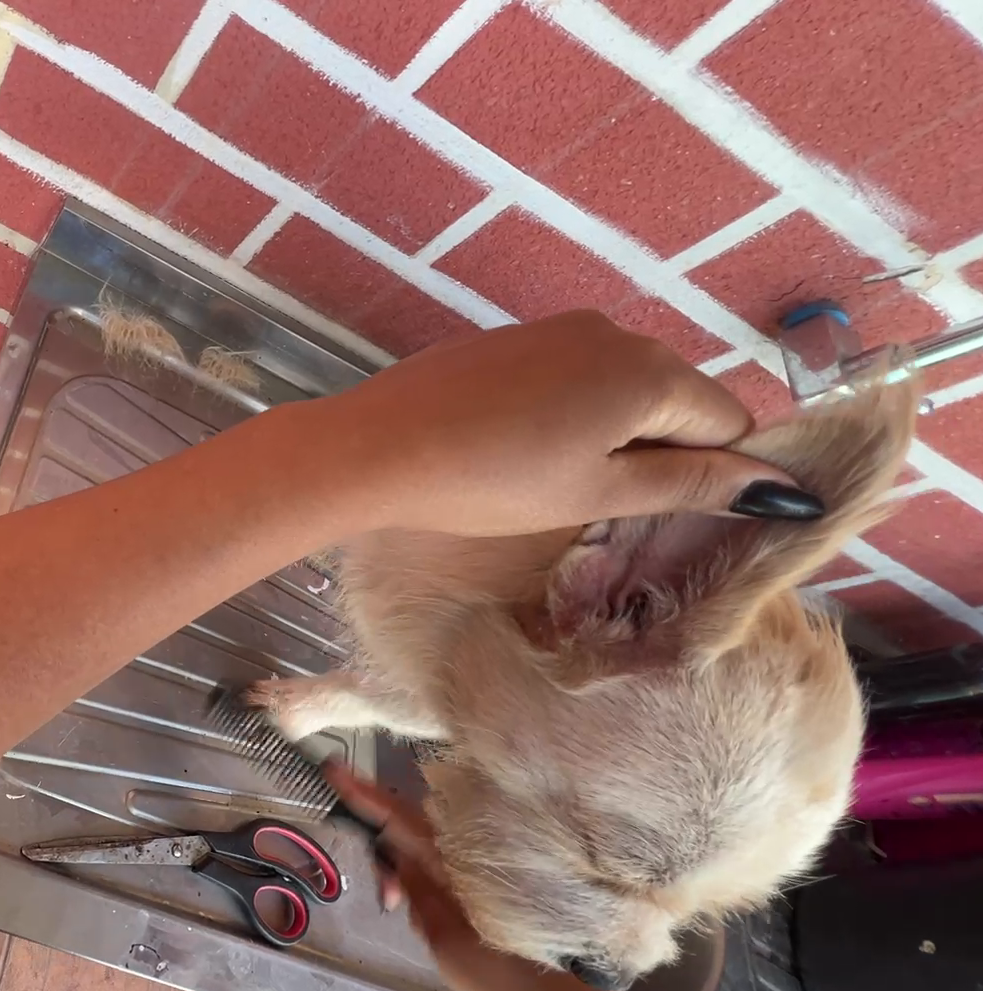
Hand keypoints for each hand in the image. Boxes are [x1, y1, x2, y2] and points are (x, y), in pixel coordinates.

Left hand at [303, 311, 817, 536]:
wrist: (372, 448)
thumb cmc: (486, 481)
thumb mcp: (593, 493)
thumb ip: (688, 483)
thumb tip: (776, 483)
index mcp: (646, 370)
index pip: (723, 419)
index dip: (703, 467)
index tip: (647, 502)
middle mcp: (604, 331)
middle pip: (664, 396)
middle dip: (643, 445)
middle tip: (578, 493)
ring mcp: (541, 328)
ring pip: (602, 384)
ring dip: (591, 428)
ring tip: (531, 471)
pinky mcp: (491, 340)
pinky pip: (549, 374)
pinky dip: (544, 408)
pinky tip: (497, 442)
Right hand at [323, 765, 579, 990]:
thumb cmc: (506, 982)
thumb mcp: (444, 940)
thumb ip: (417, 890)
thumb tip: (396, 853)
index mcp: (455, 865)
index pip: (398, 818)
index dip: (364, 793)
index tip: (335, 770)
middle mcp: (473, 861)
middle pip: (415, 830)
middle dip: (388, 847)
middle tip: (386, 895)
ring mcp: (490, 875)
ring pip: (433, 851)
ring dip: (410, 869)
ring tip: (407, 912)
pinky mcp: (501, 893)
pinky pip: (453, 868)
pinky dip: (433, 881)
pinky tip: (434, 915)